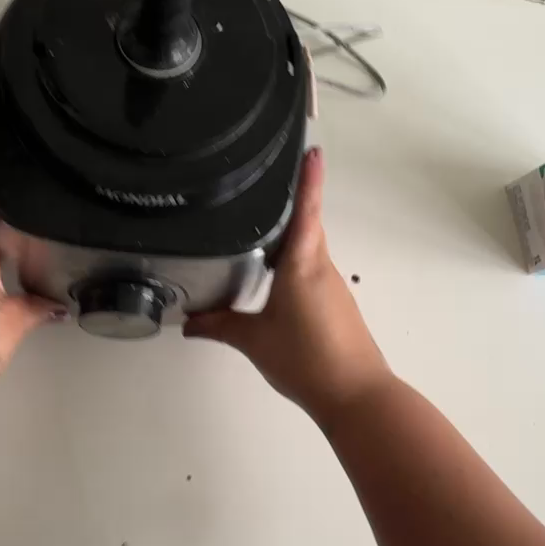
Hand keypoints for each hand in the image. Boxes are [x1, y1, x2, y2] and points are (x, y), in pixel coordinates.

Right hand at [184, 148, 392, 422]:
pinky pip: (312, 266)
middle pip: (307, 223)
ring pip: (309, 246)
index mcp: (302, 263)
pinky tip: (274, 269)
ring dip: (291, 230)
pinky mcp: (335, 302)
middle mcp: (321, 265)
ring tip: (260, 218)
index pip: (306, 210)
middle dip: (292, 198)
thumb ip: (219, 325)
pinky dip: (294, 257)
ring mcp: (332, 284)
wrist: (357, 396)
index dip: (309, 178)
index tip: (313, 149)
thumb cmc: (306, 359)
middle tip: (266, 177)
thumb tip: (187, 321)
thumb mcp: (254, 341)